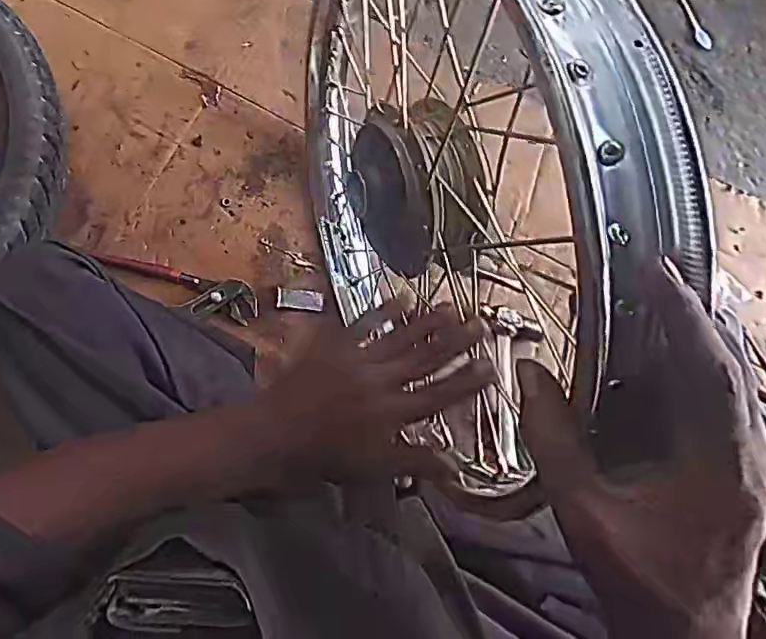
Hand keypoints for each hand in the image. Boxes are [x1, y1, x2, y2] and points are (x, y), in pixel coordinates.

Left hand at [253, 291, 492, 482]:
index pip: (437, 395)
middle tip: (480, 323)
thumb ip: (414, 462)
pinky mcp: (337, 345)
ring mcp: (357, 359)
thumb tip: (455, 465)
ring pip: (400, 338)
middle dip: (455, 342)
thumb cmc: (324, 455)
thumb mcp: (372, 468)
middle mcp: (379, 382)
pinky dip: (384, 311)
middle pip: (425, 359)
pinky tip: (403, 297)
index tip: (490, 364)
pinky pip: (365, 324)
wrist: (275, 432)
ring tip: (451, 307)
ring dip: (427, 322)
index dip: (466, 381)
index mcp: (390, 414)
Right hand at [517, 259, 765, 638]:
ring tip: (662, 292)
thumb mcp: (584, 513)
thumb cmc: (641, 584)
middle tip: (655, 269)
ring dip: (699, 331)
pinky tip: (667, 344)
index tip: (657, 271)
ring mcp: (750, 461)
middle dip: (694, 312)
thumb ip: (552, 440)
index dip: (685, 315)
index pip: (712, 372)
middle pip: (731, 365)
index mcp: (724, 468)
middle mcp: (749, 457)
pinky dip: (696, 358)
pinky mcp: (738, 464)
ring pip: (734, 378)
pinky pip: (723, 395)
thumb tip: (527, 370)